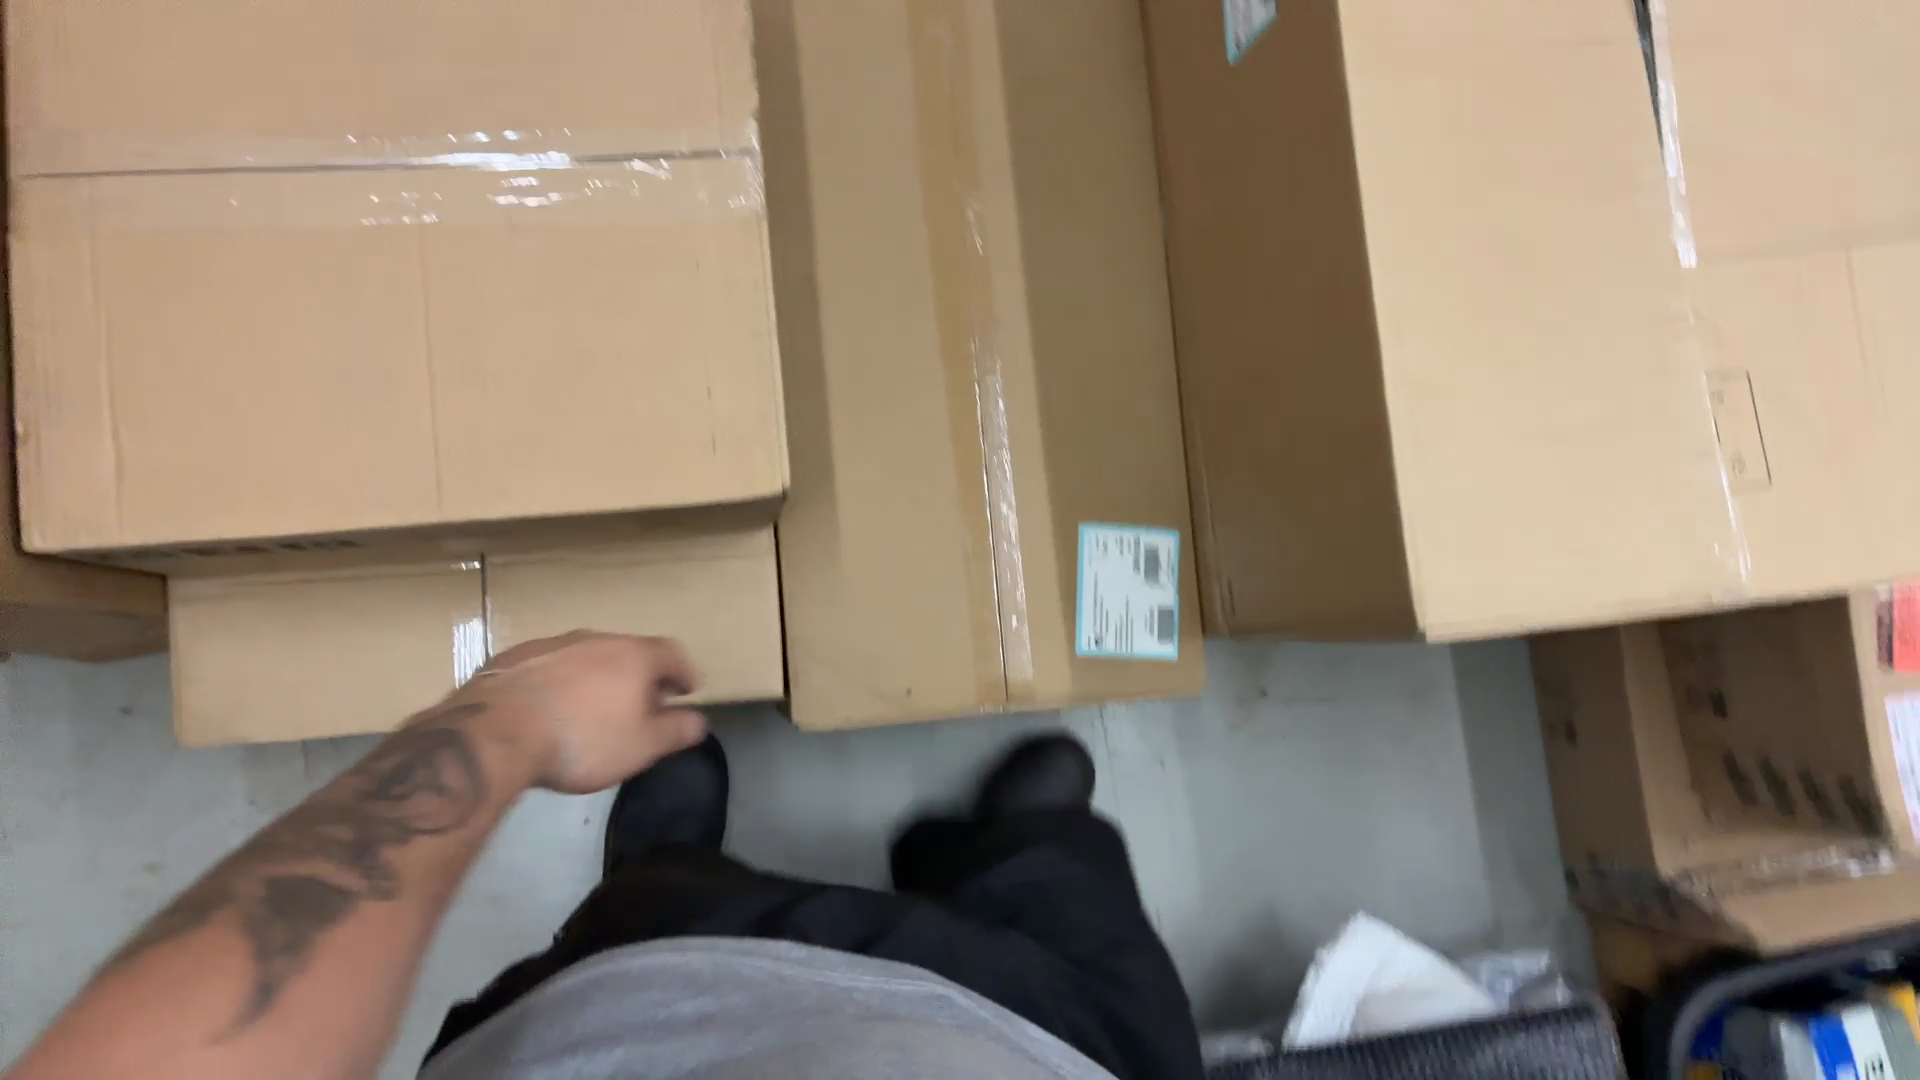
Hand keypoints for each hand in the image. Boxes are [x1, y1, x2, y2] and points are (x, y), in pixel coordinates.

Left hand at [448, 631, 707, 793]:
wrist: (493, 735)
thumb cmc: (582, 740)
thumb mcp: (641, 746)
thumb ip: (676, 731)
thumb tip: (699, 721)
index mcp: (633, 655)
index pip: (672, 653)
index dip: (683, 672)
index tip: (686, 690)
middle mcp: (595, 639)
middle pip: (628, 651)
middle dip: (640, 675)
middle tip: (641, 703)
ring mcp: (550, 645)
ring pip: (585, 656)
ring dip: (596, 676)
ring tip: (592, 707)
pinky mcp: (509, 658)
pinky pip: (547, 666)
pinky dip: (558, 682)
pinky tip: (548, 709)